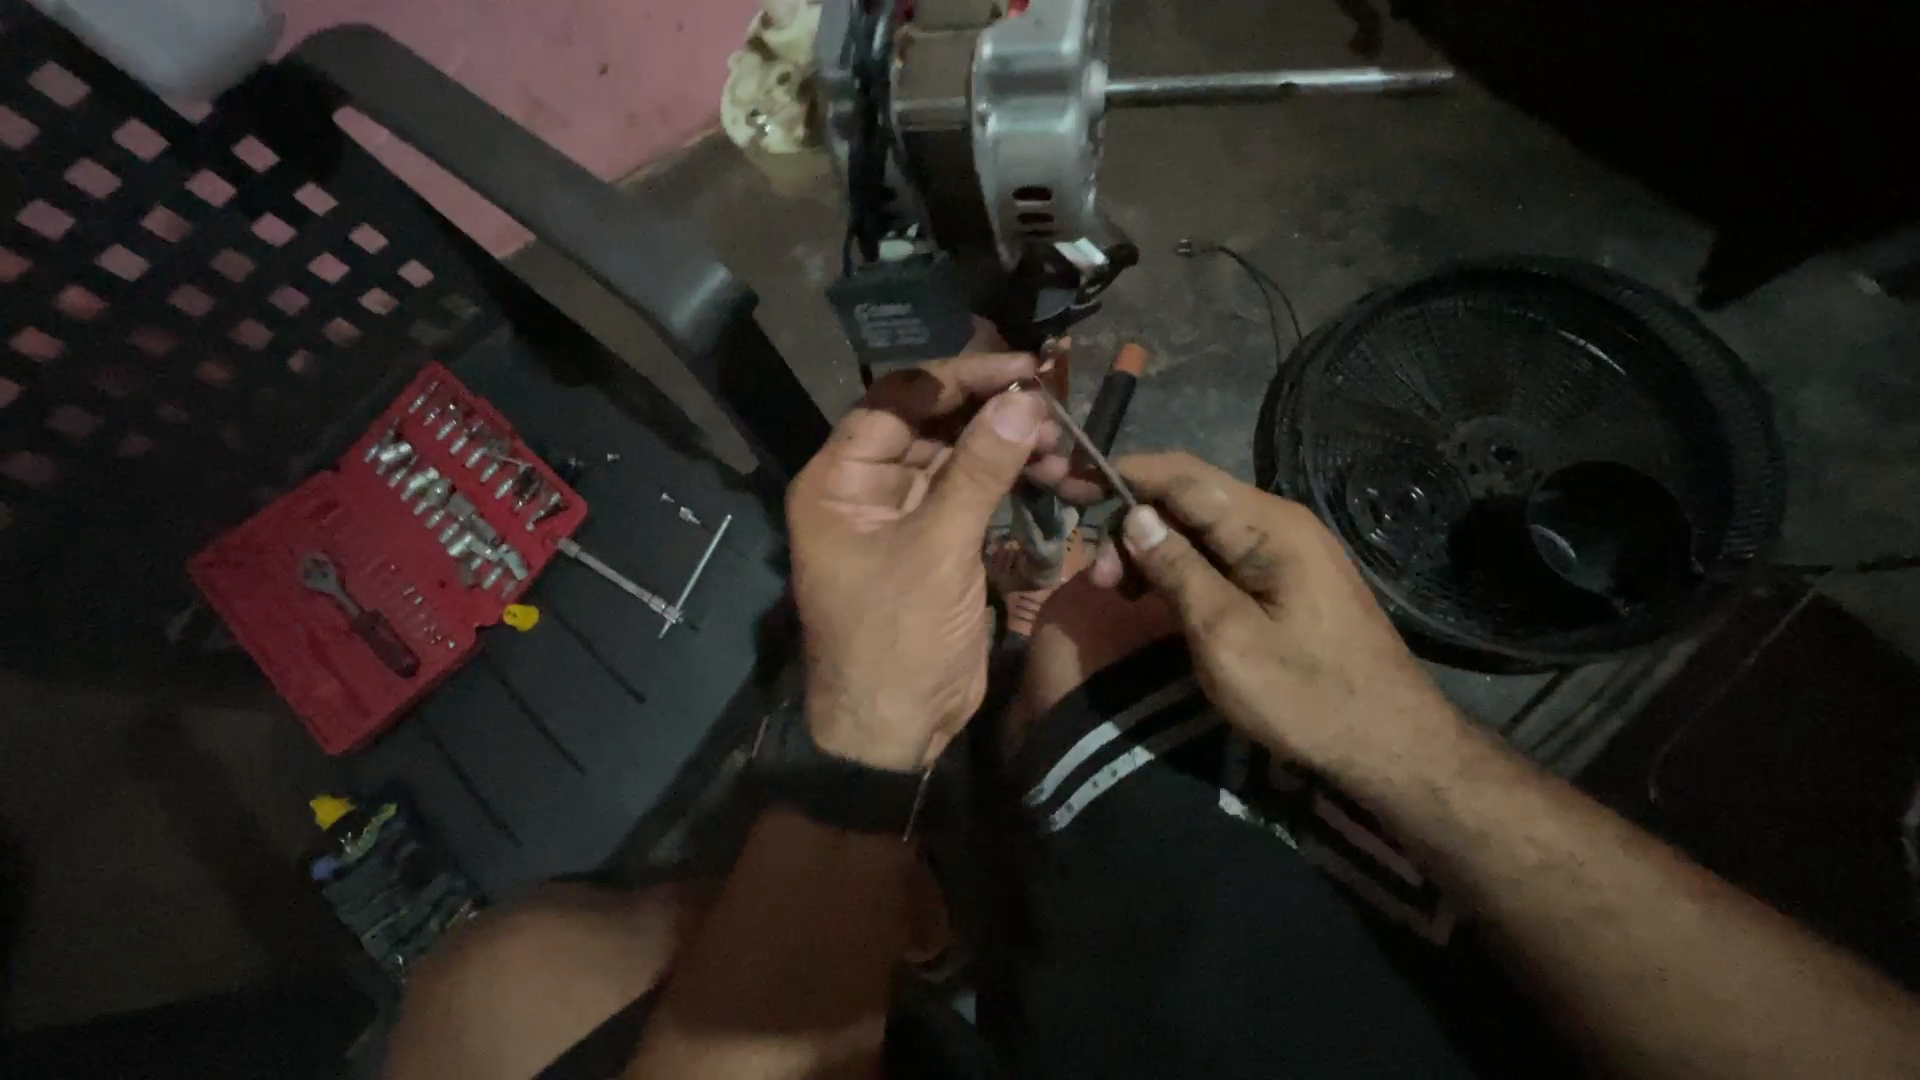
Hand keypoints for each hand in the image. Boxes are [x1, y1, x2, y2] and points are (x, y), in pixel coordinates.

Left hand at [787, 353, 1063, 769]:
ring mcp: (904, 515)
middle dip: (991, 415)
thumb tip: (1025, 400)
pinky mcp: (938, 542)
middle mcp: (866, 488)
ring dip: (1008, 449)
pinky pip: (974, 495)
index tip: (1020, 369)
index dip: (957, 379)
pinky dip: (1009, 484)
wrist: (895, 729)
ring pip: (958, 459)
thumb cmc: (896, 638)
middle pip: (931, 426)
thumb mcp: (937, 550)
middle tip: (1053, 408)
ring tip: (1062, 447)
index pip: (897, 402)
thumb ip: (980, 471)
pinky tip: (1051, 476)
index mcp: (839, 480)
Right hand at [1091, 452, 1459, 771]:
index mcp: (1268, 526)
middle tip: (1094, 578)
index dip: (1120, 472)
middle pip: (1186, 499)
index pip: (1181, 476)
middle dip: (1130, 524)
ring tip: (1116, 594)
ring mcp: (1283, 550)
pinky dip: (1177, 568)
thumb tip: (1133, 515)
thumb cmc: (1306, 695)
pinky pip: (1217, 555)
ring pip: (1197, 528)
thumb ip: (1177, 570)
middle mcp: (1276, 523)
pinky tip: (1152, 596)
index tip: (1067, 479)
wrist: (1390, 744)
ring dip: (1149, 550)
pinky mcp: (1282, 577)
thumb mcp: (1225, 636)